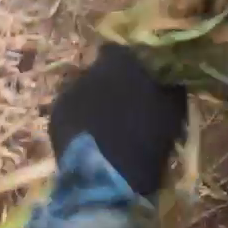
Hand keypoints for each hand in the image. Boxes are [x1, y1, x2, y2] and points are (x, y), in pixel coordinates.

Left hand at [48, 44, 186, 196]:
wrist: (111, 178)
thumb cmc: (149, 139)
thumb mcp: (173, 109)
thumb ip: (170, 84)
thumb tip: (170, 74)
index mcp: (120, 62)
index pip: (120, 50)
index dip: (129, 63)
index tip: (138, 78)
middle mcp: (89, 70)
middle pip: (100, 70)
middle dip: (110, 83)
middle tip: (124, 103)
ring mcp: (68, 93)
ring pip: (83, 90)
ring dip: (94, 101)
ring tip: (106, 125)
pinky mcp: (54, 116)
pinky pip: (70, 110)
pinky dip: (80, 119)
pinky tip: (92, 137)